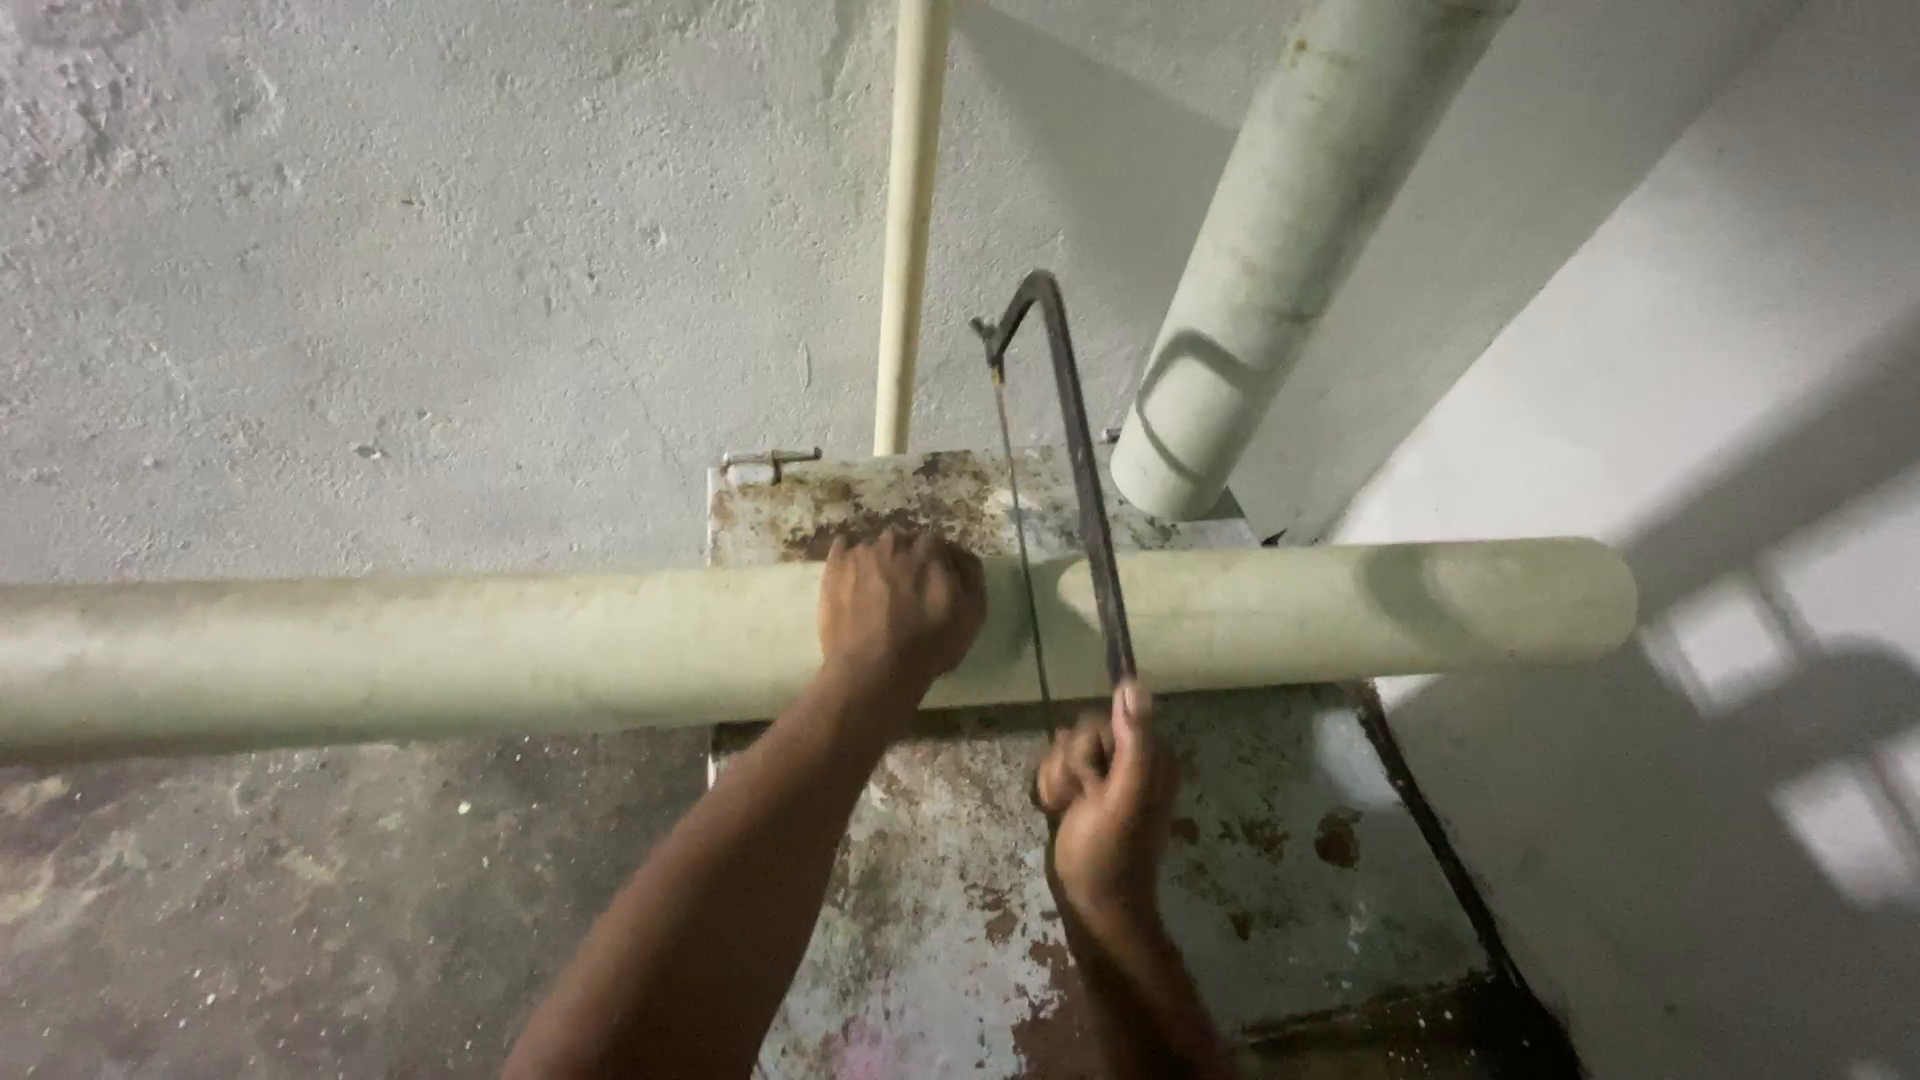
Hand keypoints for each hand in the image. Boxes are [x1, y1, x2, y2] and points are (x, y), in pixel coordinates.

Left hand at [818, 527, 987, 693]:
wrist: (873, 671)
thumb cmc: (929, 645)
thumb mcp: (973, 613)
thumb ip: (970, 573)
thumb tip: (957, 555)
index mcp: (931, 547)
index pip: (938, 546)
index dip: (937, 568)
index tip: (934, 589)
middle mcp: (896, 540)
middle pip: (906, 544)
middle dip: (908, 563)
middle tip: (906, 595)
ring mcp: (861, 551)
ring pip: (876, 548)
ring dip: (880, 564)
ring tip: (877, 595)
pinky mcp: (834, 565)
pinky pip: (843, 549)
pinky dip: (850, 561)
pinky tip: (853, 582)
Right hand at [1034, 681, 1178, 934]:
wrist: (1092, 904)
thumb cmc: (1111, 853)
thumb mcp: (1126, 795)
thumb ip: (1134, 739)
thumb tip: (1133, 682)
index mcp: (1151, 755)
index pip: (1108, 717)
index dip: (1093, 746)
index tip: (1097, 779)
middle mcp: (1128, 758)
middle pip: (1080, 730)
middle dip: (1072, 765)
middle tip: (1084, 799)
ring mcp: (1101, 774)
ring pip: (1060, 746)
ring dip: (1057, 779)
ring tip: (1069, 810)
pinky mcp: (1078, 786)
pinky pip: (1051, 764)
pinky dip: (1049, 788)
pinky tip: (1058, 812)